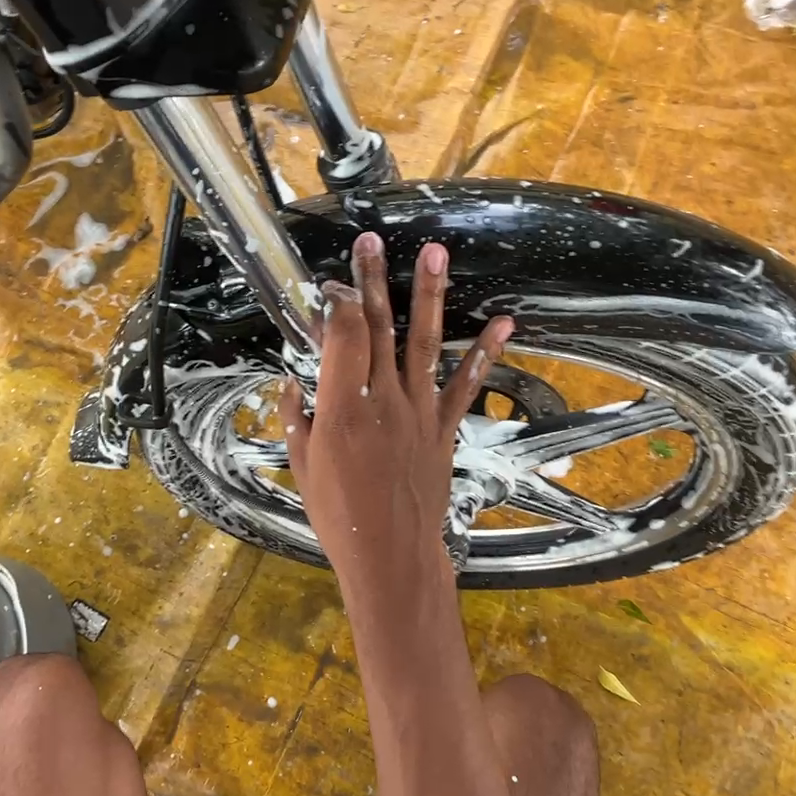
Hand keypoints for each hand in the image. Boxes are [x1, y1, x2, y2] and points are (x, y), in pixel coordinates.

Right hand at [278, 233, 513, 584]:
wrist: (392, 554)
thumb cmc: (339, 515)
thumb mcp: (303, 467)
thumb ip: (297, 418)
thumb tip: (291, 383)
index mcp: (343, 408)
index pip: (343, 337)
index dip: (337, 304)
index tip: (331, 285)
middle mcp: (383, 400)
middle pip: (378, 328)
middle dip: (373, 280)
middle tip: (371, 241)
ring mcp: (419, 411)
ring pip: (423, 342)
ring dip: (429, 294)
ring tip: (436, 253)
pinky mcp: (444, 427)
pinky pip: (465, 384)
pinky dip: (485, 352)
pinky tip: (504, 322)